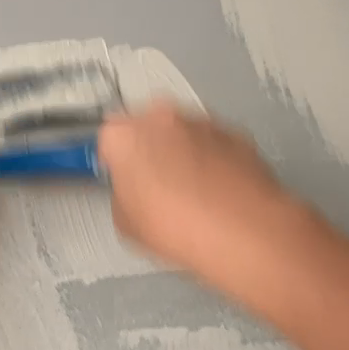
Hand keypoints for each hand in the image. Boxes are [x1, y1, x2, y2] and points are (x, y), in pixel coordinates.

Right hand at [98, 100, 297, 278]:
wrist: (241, 231)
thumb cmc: (178, 227)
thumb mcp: (126, 223)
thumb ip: (123, 195)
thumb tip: (133, 194)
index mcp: (125, 135)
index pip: (108, 138)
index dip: (114, 160)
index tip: (121, 177)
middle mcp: (163, 118)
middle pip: (146, 126)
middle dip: (148, 148)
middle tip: (154, 184)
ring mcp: (203, 122)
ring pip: (182, 132)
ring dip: (181, 152)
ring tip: (188, 191)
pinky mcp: (236, 134)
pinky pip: (213, 143)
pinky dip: (211, 159)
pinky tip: (213, 191)